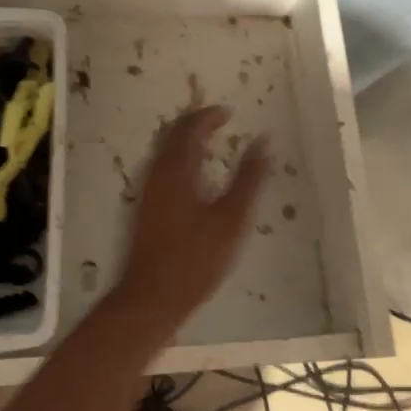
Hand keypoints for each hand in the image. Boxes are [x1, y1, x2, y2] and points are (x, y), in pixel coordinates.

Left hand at [115, 105, 269, 323]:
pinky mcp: (145, 206)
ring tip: (210, 142)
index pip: (191, 127)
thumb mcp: (232, 218)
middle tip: (219, 121)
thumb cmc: (196, 258)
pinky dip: (179, 157)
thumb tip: (264, 141)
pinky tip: (193, 175)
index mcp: (177, 168)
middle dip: (196, 123)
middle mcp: (157, 171)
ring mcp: (147, 189)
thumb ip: (249, 178)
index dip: (210, 116)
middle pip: (173, 134)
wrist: (151, 297)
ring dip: (186, 139)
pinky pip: (161, 165)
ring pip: (164, 150)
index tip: (229, 112)